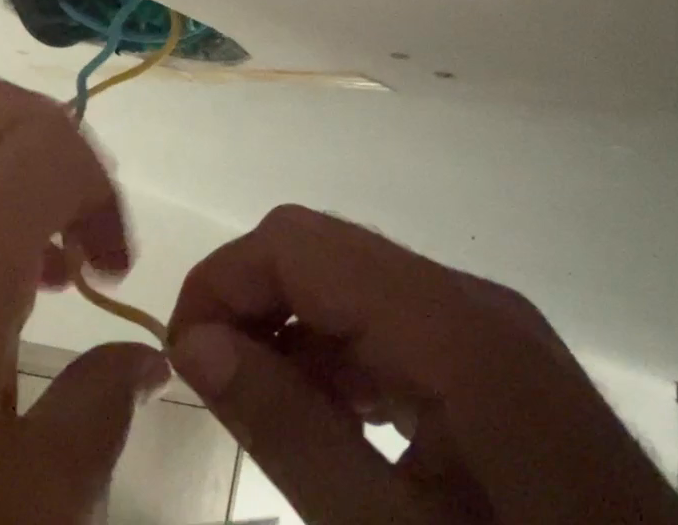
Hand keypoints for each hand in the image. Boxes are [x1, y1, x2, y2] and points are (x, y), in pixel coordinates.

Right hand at [166, 206, 677, 524]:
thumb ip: (288, 431)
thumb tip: (192, 342)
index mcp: (455, 332)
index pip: (294, 245)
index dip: (219, 285)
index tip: (183, 361)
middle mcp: (471, 303)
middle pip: (317, 251)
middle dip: (246, 305)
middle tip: (220, 391)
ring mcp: (489, 327)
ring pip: (344, 281)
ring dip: (286, 332)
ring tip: (272, 418)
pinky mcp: (494, 356)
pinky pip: (384, 320)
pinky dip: (332, 355)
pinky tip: (331, 424)